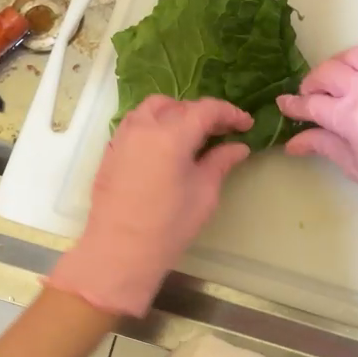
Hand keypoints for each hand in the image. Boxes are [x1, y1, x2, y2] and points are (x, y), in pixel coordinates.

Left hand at [46, 95, 252, 316]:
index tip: (246, 124)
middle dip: (203, 113)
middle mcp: (145, 127)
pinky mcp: (111, 151)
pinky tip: (166, 145)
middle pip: (179, 105)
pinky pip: (136, 123)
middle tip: (222, 131)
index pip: (206, 109)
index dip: (230, 113)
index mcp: (172, 135)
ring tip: (192, 133)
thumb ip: (220, 162)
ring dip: (176, 112)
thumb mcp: (204, 193)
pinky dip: (155, 123)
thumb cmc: (169, 226)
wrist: (120, 251)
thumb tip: (238, 147)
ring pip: (152, 108)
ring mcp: (124, 137)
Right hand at [277, 40, 357, 232]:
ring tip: (337, 80)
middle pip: (328, 72)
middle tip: (310, 97)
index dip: (293, 105)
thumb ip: (323, 145)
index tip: (284, 105)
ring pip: (355, 55)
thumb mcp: (355, 167)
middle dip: (312, 83)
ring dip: (340, 64)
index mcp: (351, 117)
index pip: (312, 103)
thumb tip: (292, 141)